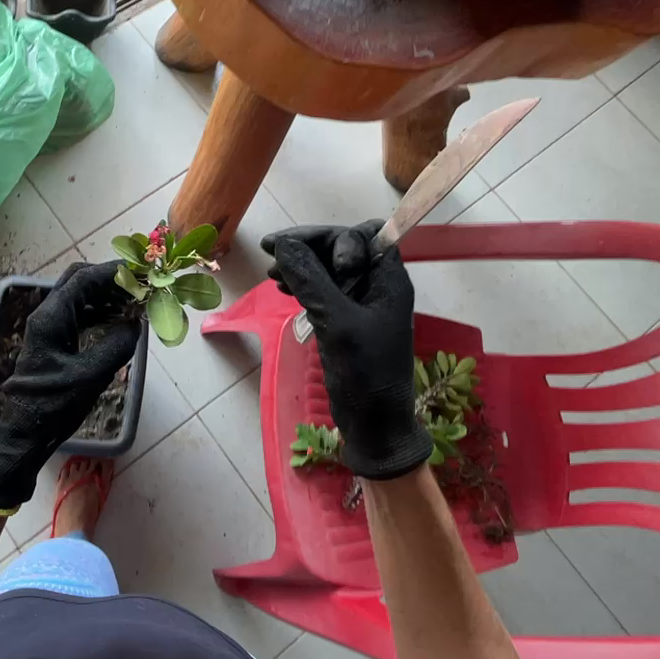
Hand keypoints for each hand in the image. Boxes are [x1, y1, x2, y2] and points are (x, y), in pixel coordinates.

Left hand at [0, 261, 140, 509]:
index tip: (141, 272)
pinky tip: (118, 321)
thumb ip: (116, 345)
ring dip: (106, 295)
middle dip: (110, 279)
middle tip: (139, 286)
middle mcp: (46, 316)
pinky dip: (99, 312)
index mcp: (51, 318)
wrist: (25, 435)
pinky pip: (78, 315)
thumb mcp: (91, 376)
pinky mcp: (52, 341)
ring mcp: (48, 328)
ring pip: (79, 297)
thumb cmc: (54, 407)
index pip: (83, 280)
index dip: (114, 271)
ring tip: (134, 303)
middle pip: (79, 281)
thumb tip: (135, 323)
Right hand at [261, 222, 429, 479]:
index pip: (363, 234)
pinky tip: (282, 288)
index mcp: (388, 280)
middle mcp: (376, 285)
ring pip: (328, 268)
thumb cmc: (365, 372)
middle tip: (271, 252)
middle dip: (308, 247)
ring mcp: (359, 303)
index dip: (331, 237)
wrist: (373, 424)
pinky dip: (302, 284)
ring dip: (300, 265)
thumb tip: (284, 244)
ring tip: (271, 273)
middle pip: (342, 247)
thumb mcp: (336, 322)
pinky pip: (322, 289)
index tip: (298, 248)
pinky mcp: (344, 320)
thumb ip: (311, 280)